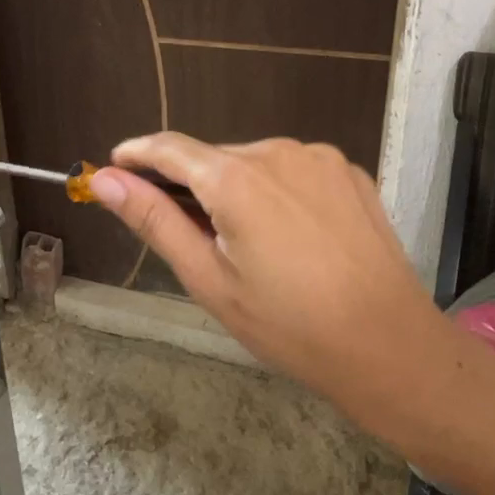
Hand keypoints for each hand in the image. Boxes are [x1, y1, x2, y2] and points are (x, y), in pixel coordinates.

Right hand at [89, 134, 444, 413]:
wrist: (390, 346)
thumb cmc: (288, 324)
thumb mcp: (209, 279)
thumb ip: (154, 220)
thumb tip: (104, 179)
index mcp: (234, 178)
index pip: (168, 148)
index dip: (136, 154)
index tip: (114, 167)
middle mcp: (276, 151)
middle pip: (212, 157)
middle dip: (190, 185)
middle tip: (190, 237)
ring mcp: (318, 158)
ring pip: (253, 162)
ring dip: (235, 188)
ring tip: (248, 244)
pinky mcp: (349, 171)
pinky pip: (293, 170)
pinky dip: (275, 191)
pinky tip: (291, 236)